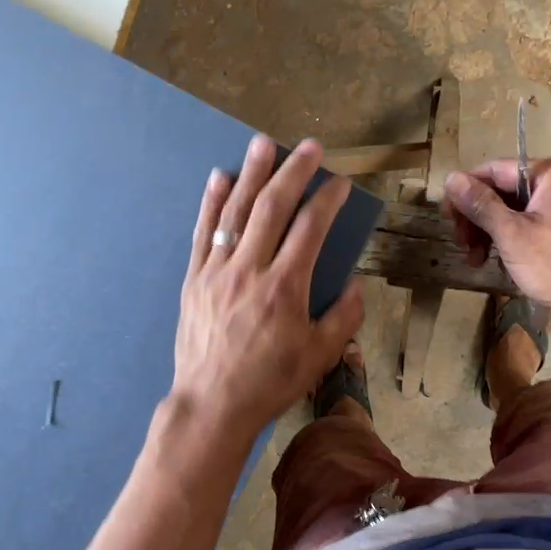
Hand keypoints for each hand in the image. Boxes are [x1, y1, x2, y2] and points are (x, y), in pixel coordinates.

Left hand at [171, 135, 364, 432]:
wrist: (213, 405)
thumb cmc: (271, 383)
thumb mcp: (320, 356)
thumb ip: (344, 317)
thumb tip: (356, 285)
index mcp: (286, 287)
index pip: (310, 228)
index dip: (327, 199)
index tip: (339, 182)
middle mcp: (250, 270)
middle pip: (272, 208)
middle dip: (293, 172)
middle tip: (308, 147)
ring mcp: (218, 272)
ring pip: (235, 213)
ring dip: (251, 175)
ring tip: (263, 144)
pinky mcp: (195, 280)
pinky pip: (203, 233)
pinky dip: (212, 203)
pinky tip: (219, 178)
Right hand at [443, 158, 550, 327]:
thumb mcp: (512, 234)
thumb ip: (480, 205)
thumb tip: (451, 179)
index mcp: (549, 172)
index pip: (493, 171)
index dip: (465, 194)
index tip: (449, 222)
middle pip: (502, 191)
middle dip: (478, 219)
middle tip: (464, 248)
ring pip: (513, 210)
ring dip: (490, 233)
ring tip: (478, 261)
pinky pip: (529, 224)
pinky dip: (510, 240)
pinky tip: (500, 262)